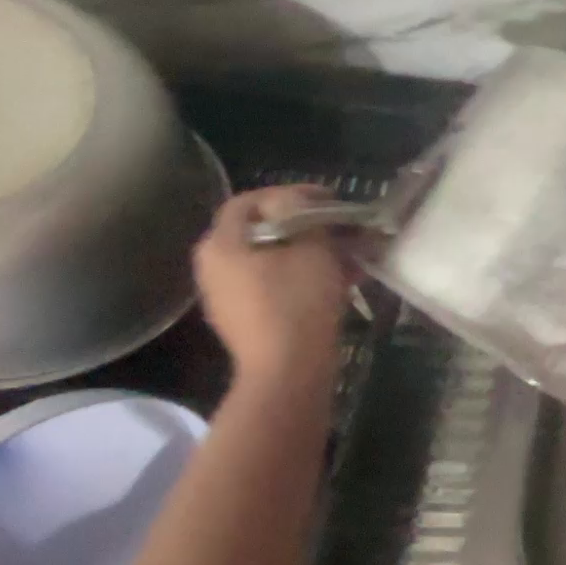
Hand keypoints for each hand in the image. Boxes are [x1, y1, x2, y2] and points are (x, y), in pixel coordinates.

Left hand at [194, 185, 349, 386]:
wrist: (288, 371)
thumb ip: (308, 219)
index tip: (329, 199)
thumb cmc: (298, 302)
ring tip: (351, 254)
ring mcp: (228, 295)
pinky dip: (304, 275)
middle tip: (342, 227)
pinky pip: (276, 284)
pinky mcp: (247, 318)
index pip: (249, 201)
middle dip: (306, 226)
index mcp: (221, 244)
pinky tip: (342, 280)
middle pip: (262, 231)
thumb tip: (300, 205)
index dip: (290, 194)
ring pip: (273, 259)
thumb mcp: (313, 250)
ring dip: (311, 252)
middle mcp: (215, 267)